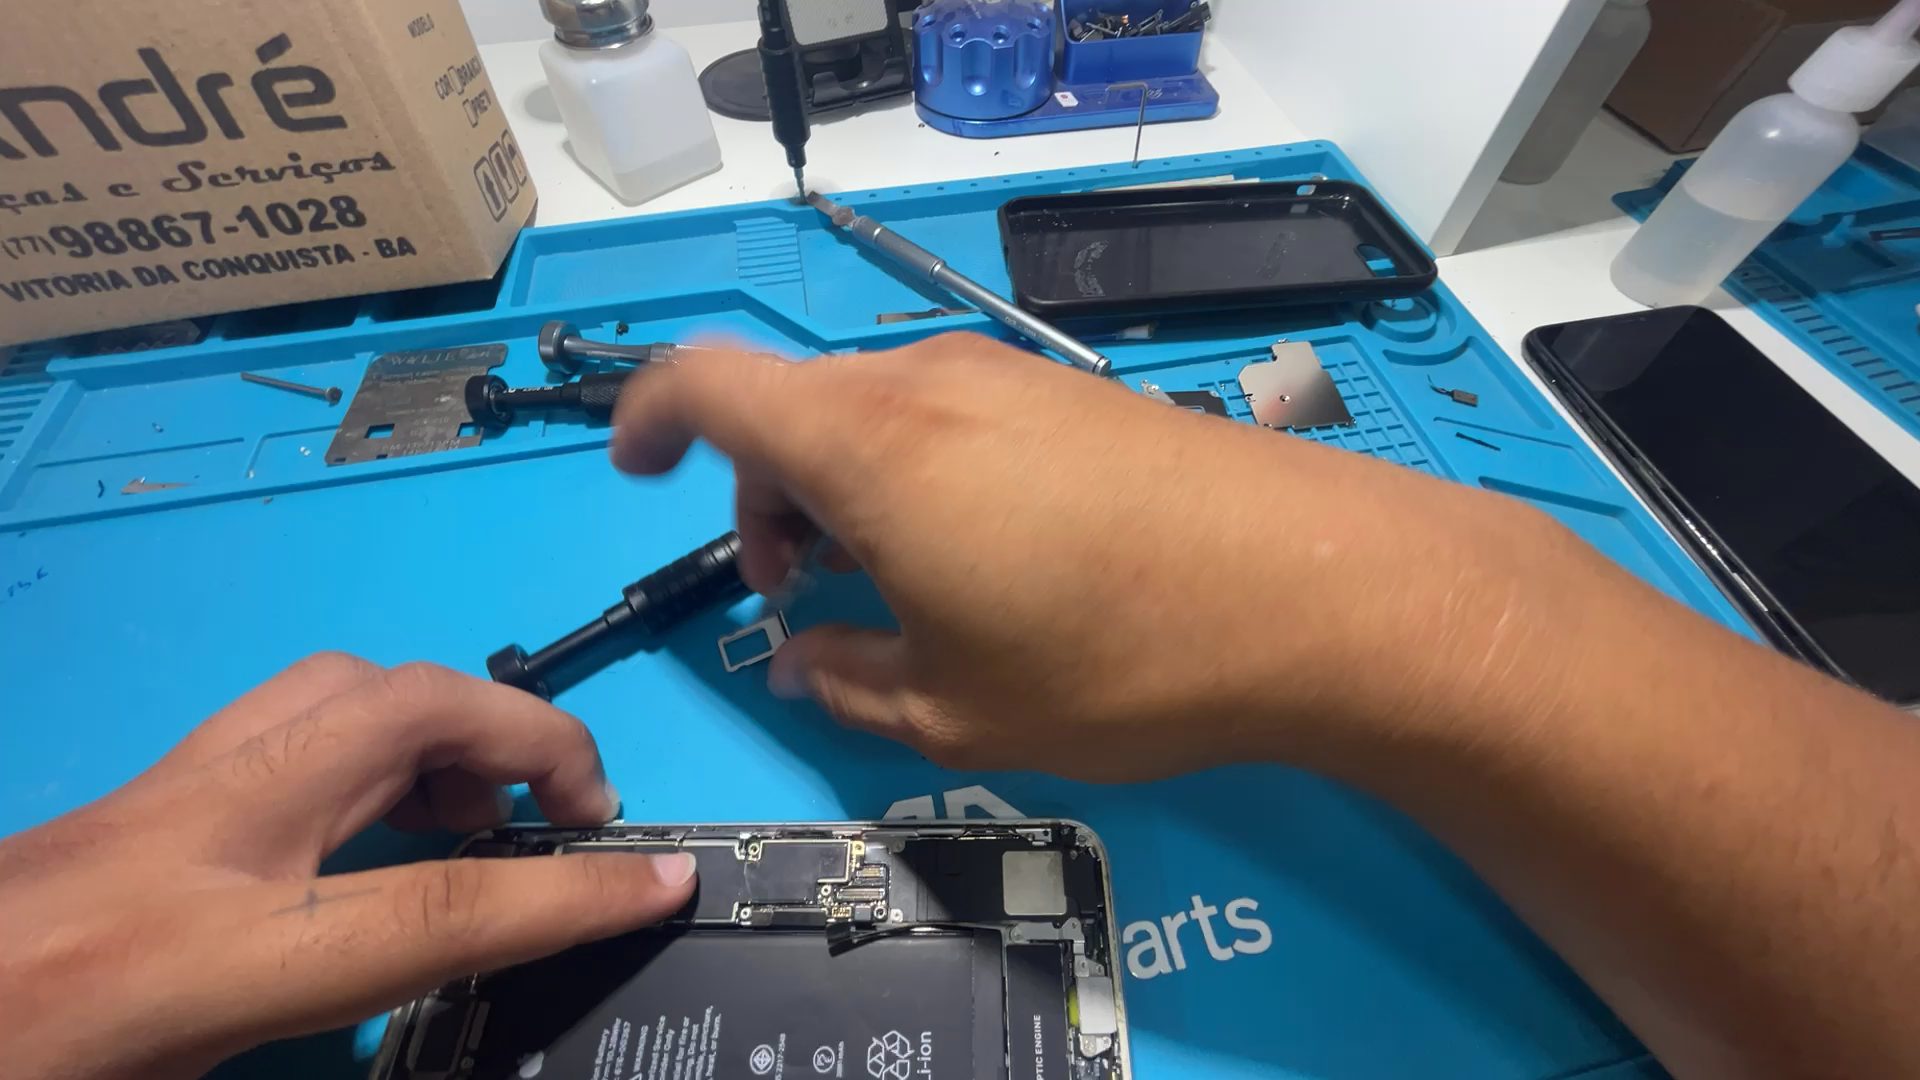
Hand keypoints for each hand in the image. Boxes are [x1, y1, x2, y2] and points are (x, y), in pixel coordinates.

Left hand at [0, 654, 696, 1079]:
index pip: (433, 908)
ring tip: (488, 801)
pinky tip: (388, 804)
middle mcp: (172, 845)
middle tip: (578, 803)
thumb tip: (445, 991)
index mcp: (169, 965)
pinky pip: (303, 706)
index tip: (664, 879)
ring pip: (350, 683)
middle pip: (403, 713)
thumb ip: (321, 1044)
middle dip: (527, 740)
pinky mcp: (139, 784)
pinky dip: (387, 734)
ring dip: (457, 726)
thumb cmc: (12, 1078)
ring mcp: (148, 796)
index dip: (573, 896)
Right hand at [612, 334, 1585, 781]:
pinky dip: (919, 476)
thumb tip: (798, 657)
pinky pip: (950, 419)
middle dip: (767, 498)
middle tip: (801, 590)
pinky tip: (979, 550)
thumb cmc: (1114, 658)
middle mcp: (926, 386)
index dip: (650, 417)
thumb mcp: (953, 705)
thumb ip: (845, 680)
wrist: (1315, 588)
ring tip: (895, 581)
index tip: (640, 470)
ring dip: (848, 490)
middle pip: (793, 411)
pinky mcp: (1070, 393)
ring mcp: (1007, 378)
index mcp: (866, 444)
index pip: (708, 384)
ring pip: (873, 415)